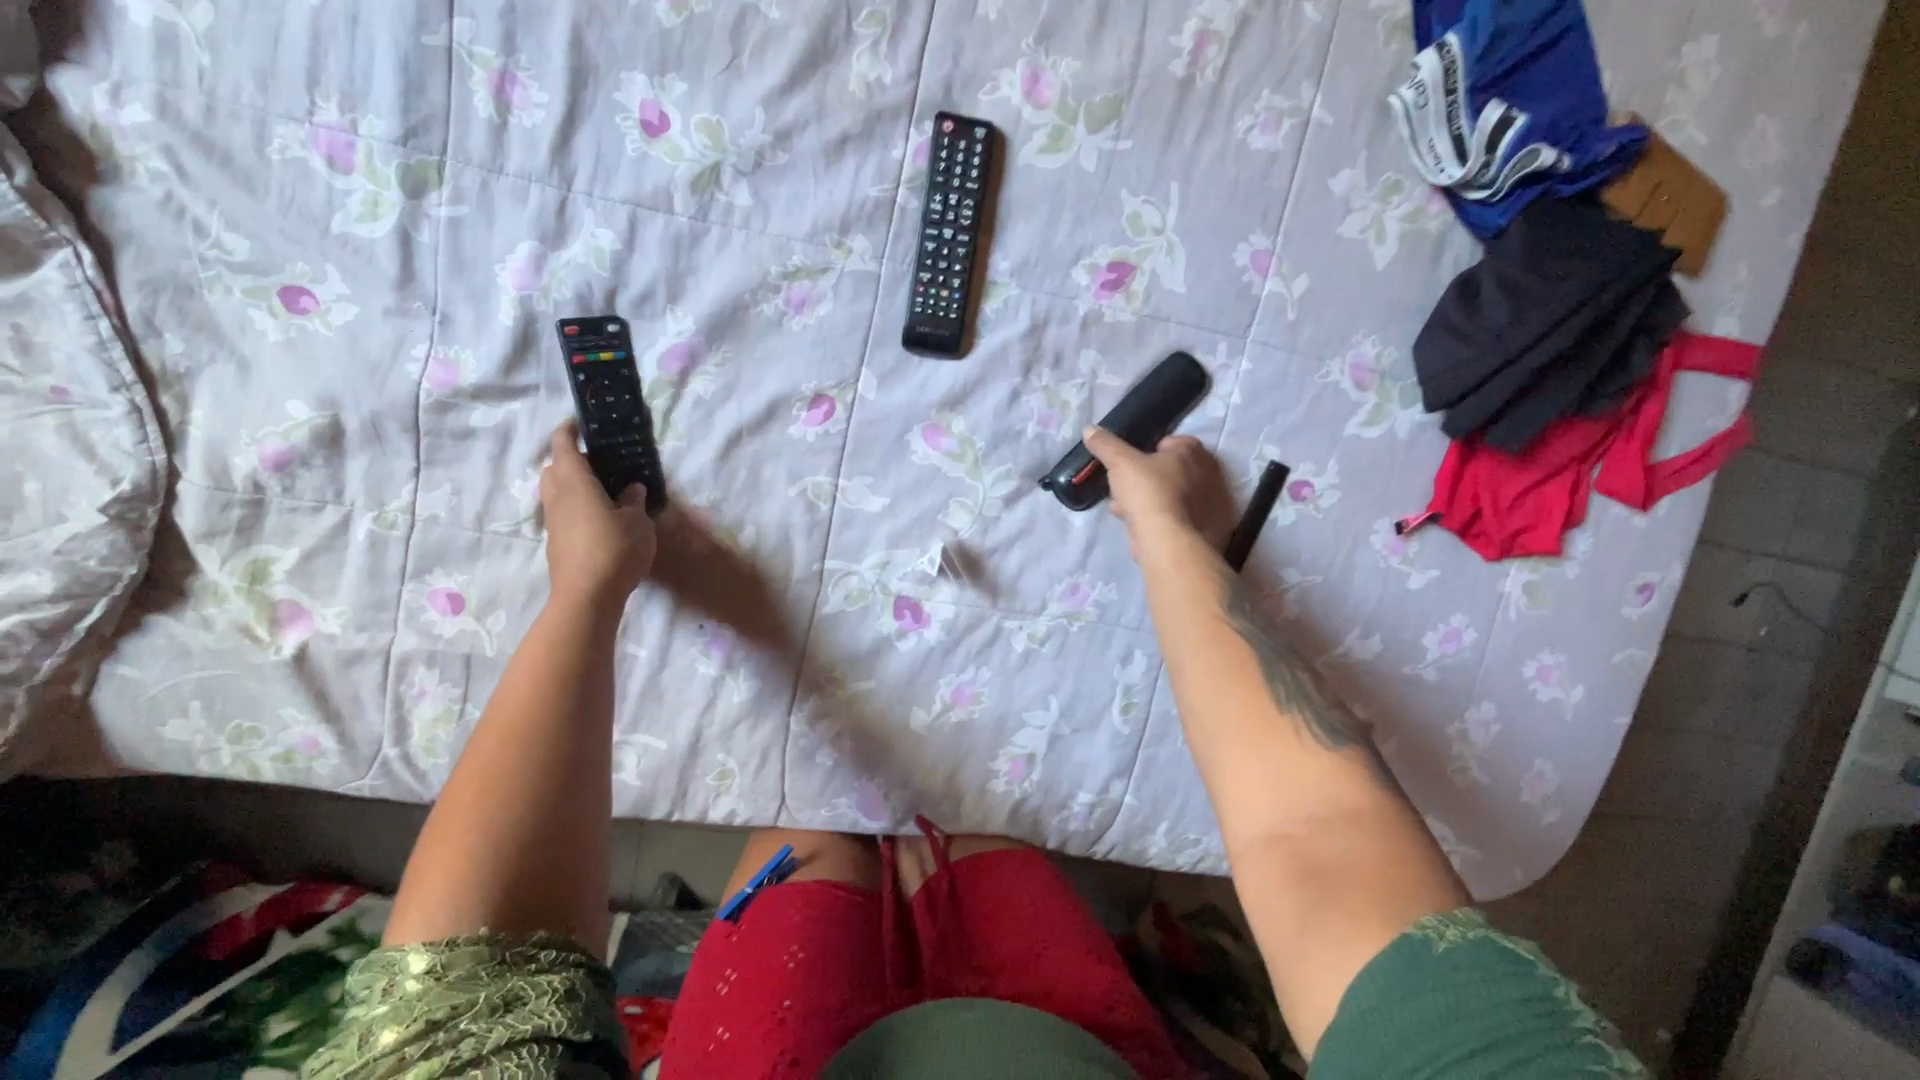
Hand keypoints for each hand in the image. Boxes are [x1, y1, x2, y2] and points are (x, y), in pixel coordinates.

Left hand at [539, 419, 656, 611]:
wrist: (588, 597)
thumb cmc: (615, 549)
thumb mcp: (637, 521)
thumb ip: (634, 501)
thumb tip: (631, 489)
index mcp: (574, 481)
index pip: (563, 444)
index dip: (571, 430)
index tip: (583, 423)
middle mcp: (557, 496)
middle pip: (554, 467)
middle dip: (571, 460)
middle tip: (600, 464)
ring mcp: (553, 522)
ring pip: (556, 492)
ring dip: (574, 486)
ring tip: (604, 492)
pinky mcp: (557, 542)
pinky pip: (563, 513)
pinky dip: (577, 508)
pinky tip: (602, 519)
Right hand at [1082, 426, 1236, 548]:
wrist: (1166, 540)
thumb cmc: (1147, 491)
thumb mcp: (1119, 462)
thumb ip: (1106, 445)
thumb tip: (1090, 429)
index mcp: (1192, 452)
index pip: (1173, 442)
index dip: (1150, 452)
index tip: (1132, 464)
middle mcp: (1209, 473)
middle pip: (1172, 471)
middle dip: (1149, 479)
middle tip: (1127, 489)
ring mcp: (1212, 504)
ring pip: (1173, 496)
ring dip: (1151, 500)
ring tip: (1125, 510)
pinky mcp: (1208, 529)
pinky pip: (1178, 517)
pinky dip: (1162, 519)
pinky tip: (1140, 525)